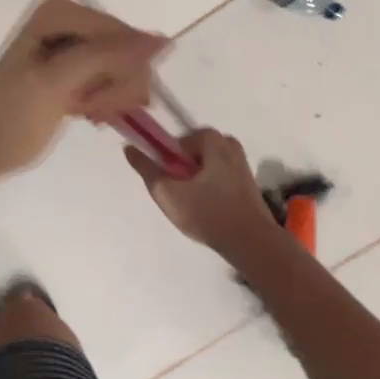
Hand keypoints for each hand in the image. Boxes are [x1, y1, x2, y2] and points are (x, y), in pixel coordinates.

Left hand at [0, 0, 167, 179]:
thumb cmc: (9, 118)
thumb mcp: (55, 83)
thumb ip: (105, 56)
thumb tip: (162, 40)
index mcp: (57, 13)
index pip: (123, 35)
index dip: (121, 71)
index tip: (93, 98)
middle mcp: (66, 22)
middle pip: (127, 50)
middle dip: (116, 85)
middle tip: (89, 110)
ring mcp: (70, 48)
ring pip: (124, 68)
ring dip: (112, 97)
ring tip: (85, 114)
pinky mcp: (74, 74)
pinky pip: (112, 81)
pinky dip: (106, 102)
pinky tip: (87, 115)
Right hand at [125, 128, 275, 250]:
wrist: (250, 241)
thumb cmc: (205, 212)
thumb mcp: (166, 191)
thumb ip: (146, 169)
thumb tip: (129, 148)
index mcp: (215, 145)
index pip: (186, 136)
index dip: (171, 152)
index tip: (167, 172)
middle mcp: (233, 150)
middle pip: (202, 146)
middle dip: (186, 160)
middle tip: (177, 182)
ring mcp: (244, 168)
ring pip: (214, 161)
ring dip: (199, 173)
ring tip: (190, 195)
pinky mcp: (249, 186)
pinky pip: (224, 174)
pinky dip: (212, 183)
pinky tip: (206, 204)